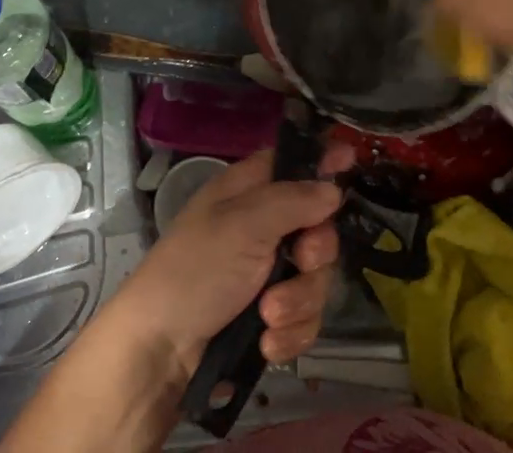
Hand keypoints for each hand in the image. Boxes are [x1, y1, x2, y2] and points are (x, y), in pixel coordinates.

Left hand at [113, 144, 351, 376]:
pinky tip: (266, 344)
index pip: (292, 163)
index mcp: (247, 192)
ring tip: (267, 317)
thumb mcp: (242, 225)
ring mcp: (266, 274)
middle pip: (318, 228)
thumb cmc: (195, 271)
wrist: (160, 350)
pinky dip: (290, 333)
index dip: (321, 162)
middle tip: (301, 261)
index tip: (352, 162)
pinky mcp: (270, 317)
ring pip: (315, 279)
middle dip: (315, 254)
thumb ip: (292, 201)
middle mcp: (261, 228)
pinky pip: (305, 318)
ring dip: (298, 302)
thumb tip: (332, 188)